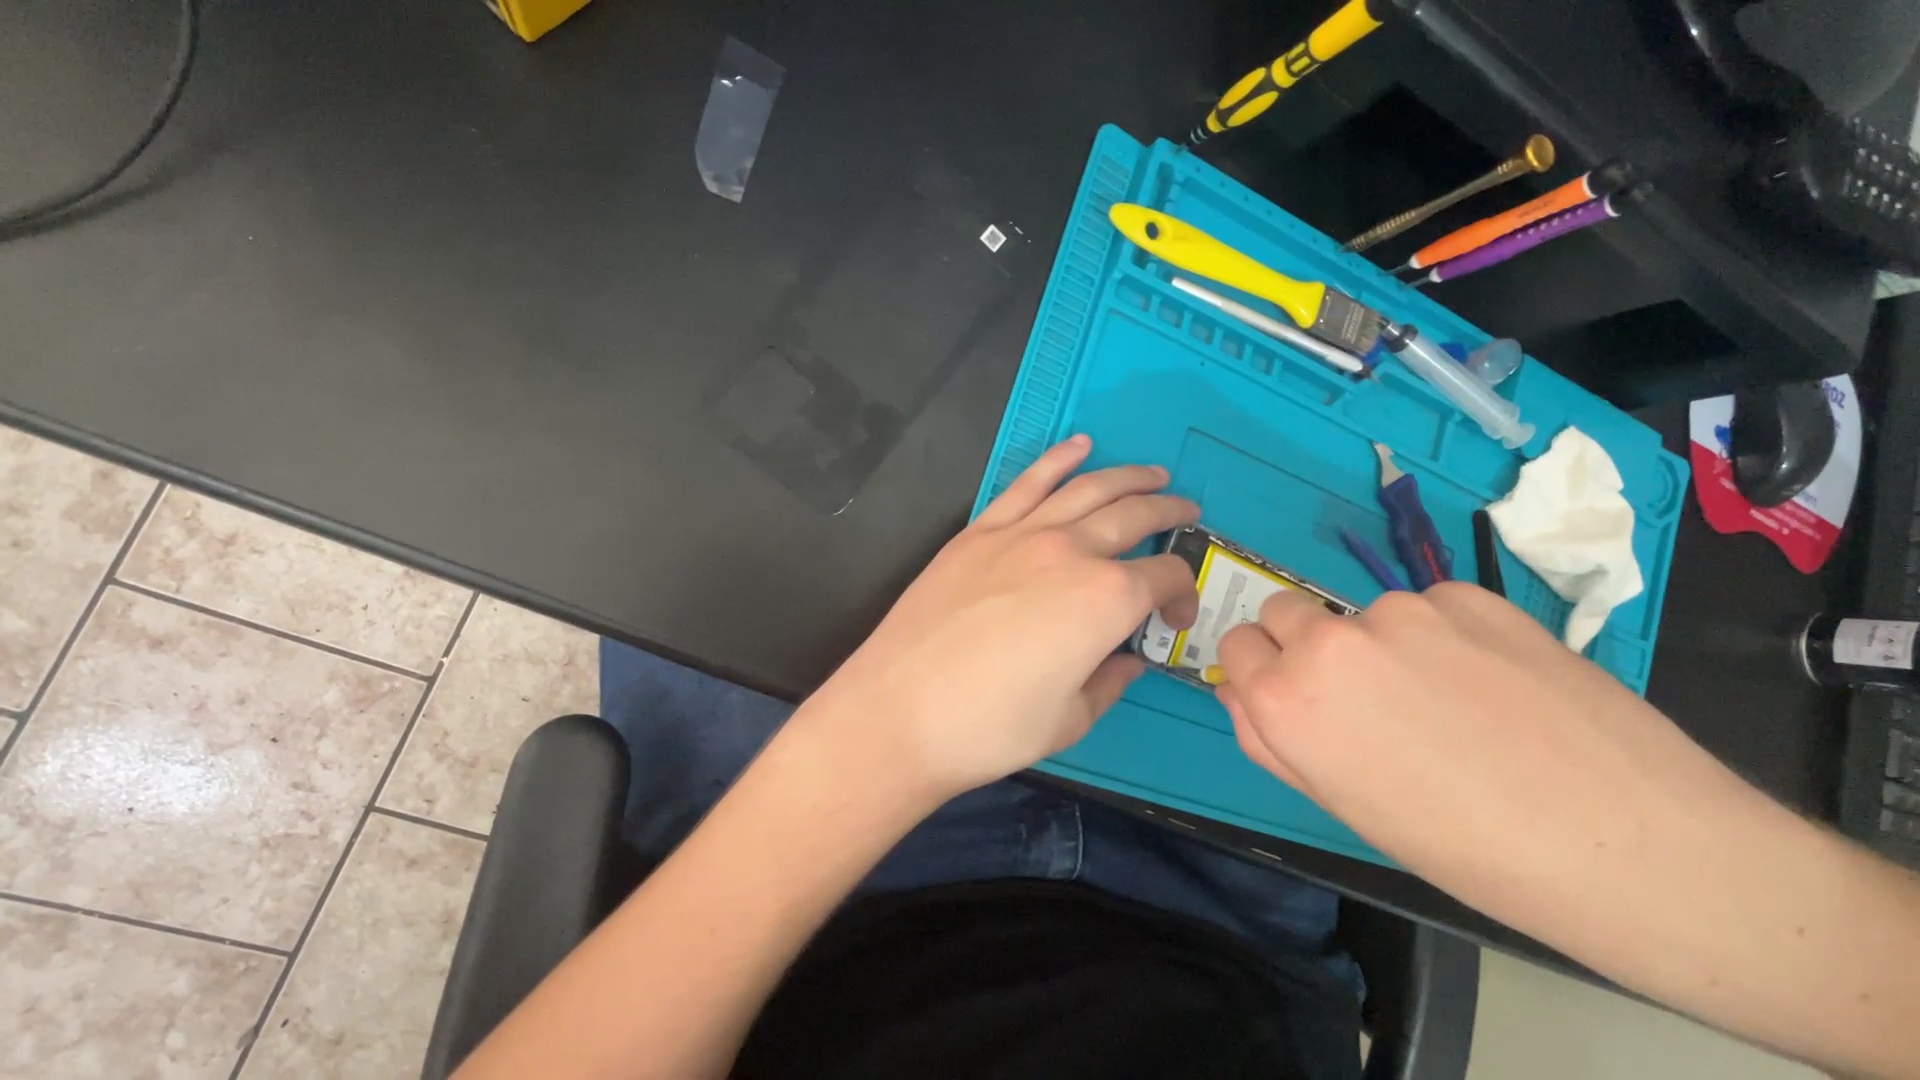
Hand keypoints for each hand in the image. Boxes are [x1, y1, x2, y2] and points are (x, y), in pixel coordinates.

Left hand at [805, 436, 1198, 803]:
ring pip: (1087, 488)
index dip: (1182, 595)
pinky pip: (1027, 483)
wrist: (899, 713)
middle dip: (1169, 514)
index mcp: (1106, 600)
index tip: (1175, 619)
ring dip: (1128, 477)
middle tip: (1187, 514)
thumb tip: (1130, 661)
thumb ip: (1111, 682)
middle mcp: (1071, 552)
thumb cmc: (991, 728)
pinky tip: (1079, 446)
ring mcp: (1020, 534)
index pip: (1164, 578)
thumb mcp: (1071, 719)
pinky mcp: (978, 532)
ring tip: (1153, 476)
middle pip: (1134, 517)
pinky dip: (1058, 460)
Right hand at [1212, 583, 1751, 903]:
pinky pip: (1430, 606)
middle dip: (1303, 644)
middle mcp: (1331, 641)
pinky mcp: (1469, 595)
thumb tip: (1244, 690)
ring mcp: (1404, 610)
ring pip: (1364, 614)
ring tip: (1450, 703)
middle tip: (1361, 696)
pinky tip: (1493, 684)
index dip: (1260, 671)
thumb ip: (1273, 740)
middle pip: (1283, 610)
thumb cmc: (1464, 847)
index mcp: (1286, 700)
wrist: (1624, 840)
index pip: (1236, 646)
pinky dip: (1444, 636)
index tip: (1293, 697)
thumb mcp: (1344, 804)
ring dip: (1382, 644)